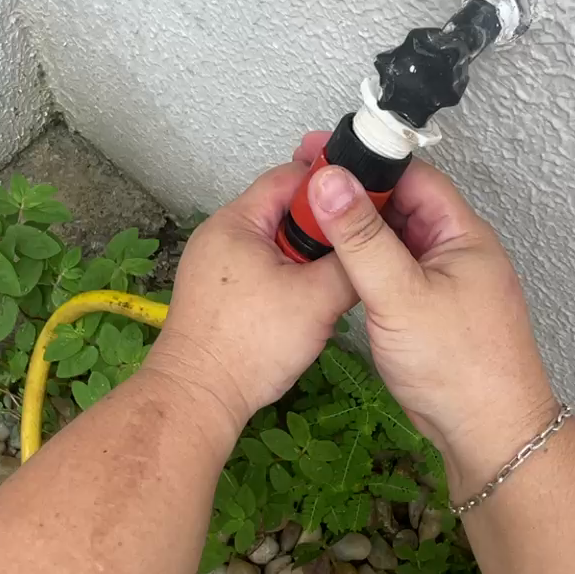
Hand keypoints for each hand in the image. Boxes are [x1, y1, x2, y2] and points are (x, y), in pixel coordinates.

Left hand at [142, 152, 355, 431]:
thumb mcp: (317, 299)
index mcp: (236, 222)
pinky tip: (310, 298)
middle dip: (322, 227)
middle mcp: (220, 235)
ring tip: (337, 275)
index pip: (290, 177)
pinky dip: (288, 275)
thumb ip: (351, 263)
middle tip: (356, 244)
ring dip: (306, 255)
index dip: (333, 185)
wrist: (199, 396)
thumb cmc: (249, 345)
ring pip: (275, 242)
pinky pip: (262, 268)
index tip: (367, 201)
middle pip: (283, 210)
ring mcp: (215, 265)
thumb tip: (375, 244)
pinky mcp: (219, 292)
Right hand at [299, 132, 558, 500]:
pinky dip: (364, 266)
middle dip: (355, 197)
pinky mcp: (429, 311)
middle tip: (303, 188)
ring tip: (307, 223)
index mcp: (462, 234)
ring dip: (357, 233)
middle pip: (401, 207)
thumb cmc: (455, 365)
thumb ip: (362, 238)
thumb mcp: (401, 294)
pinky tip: (333, 267)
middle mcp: (455, 251)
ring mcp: (443, 282)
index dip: (367, 163)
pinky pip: (393, 273)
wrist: (486, 433)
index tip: (319, 154)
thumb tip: (329, 180)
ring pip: (394, 242)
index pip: (413, 178)